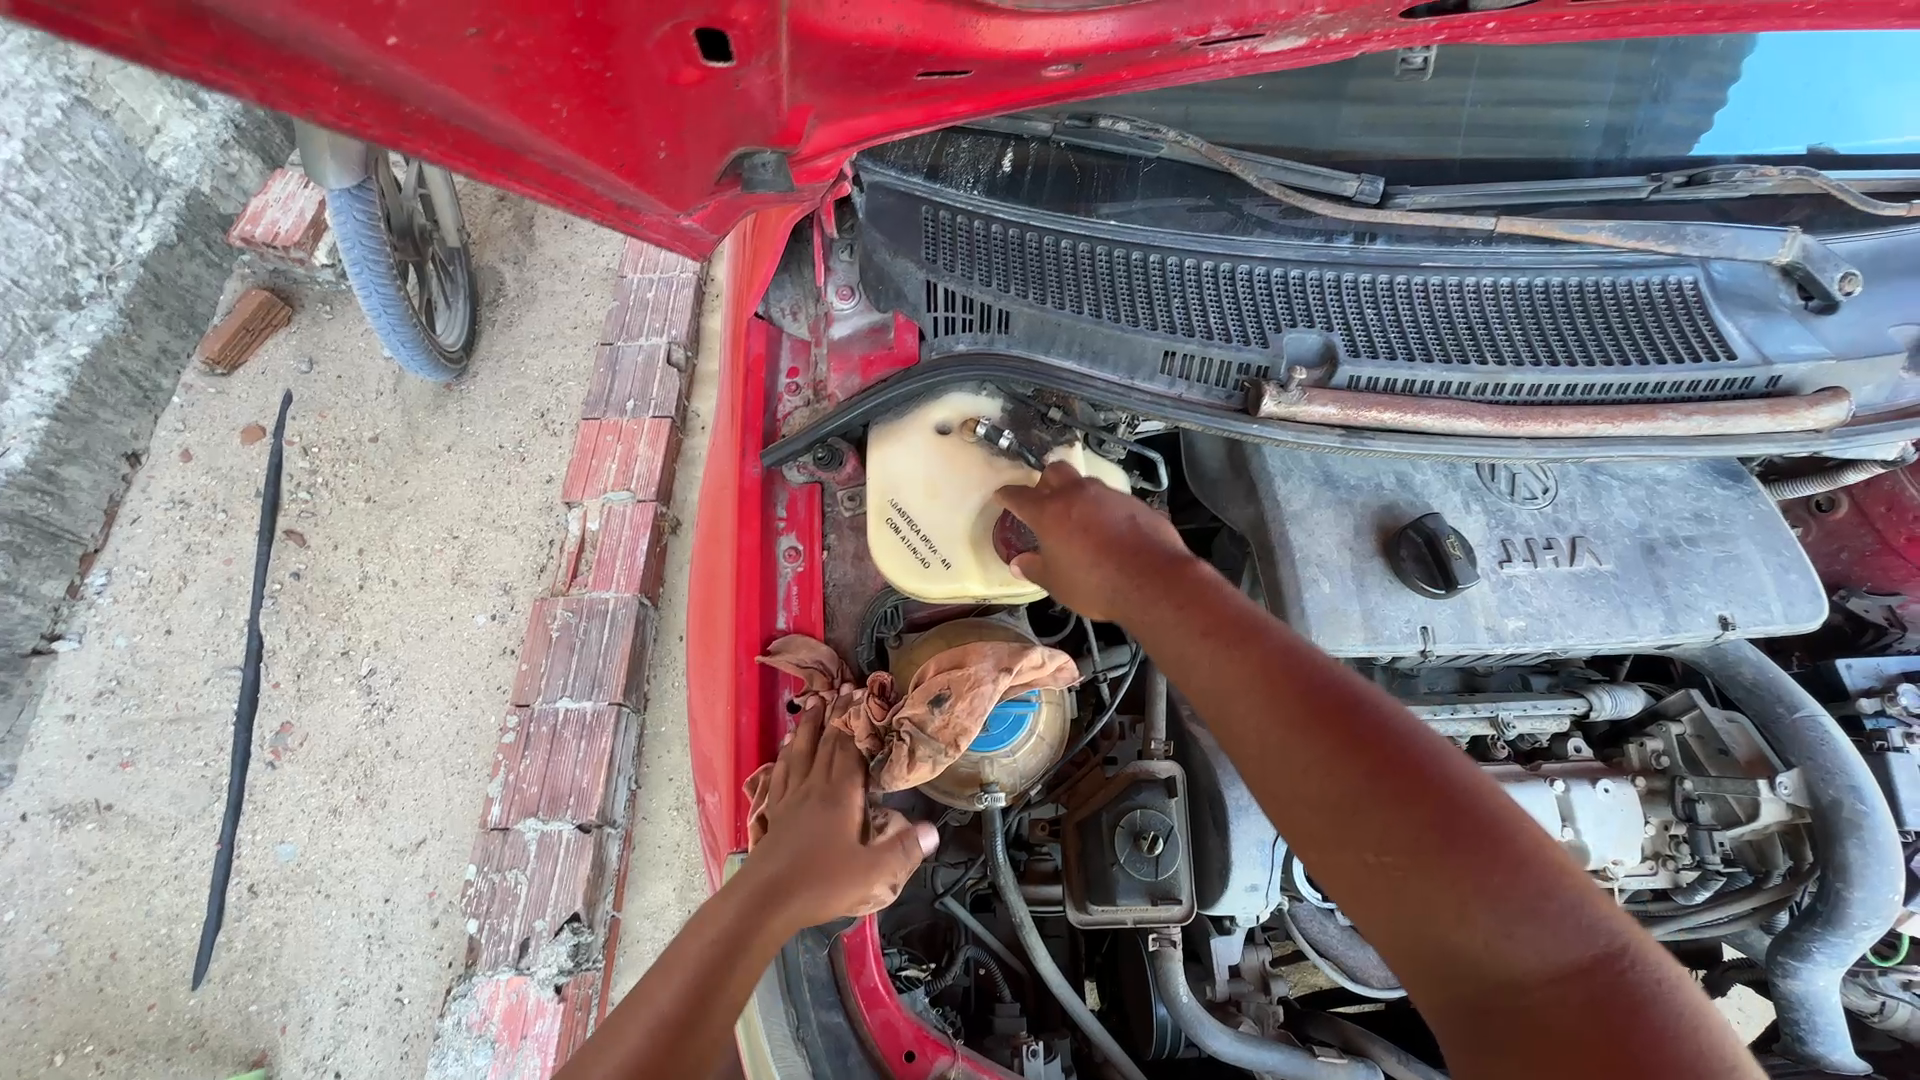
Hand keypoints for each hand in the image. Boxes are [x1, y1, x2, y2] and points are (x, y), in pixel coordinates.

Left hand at [740, 704, 937, 927]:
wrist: (764, 900)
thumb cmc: (821, 883)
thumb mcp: (872, 872)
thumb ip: (903, 849)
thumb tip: (933, 830)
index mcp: (840, 795)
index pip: (850, 748)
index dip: (857, 721)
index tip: (861, 695)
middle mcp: (814, 787)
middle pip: (826, 743)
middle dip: (836, 714)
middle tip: (842, 688)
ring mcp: (790, 798)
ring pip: (800, 752)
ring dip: (809, 726)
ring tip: (813, 703)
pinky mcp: (773, 813)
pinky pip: (780, 773)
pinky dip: (785, 755)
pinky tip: (784, 748)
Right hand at [995, 462, 1198, 620]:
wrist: (1152, 580)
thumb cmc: (1095, 585)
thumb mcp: (1057, 584)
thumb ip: (1035, 569)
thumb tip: (1018, 563)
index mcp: (1049, 513)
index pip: (1019, 496)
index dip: (1007, 495)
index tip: (1001, 495)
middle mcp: (1077, 495)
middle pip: (1055, 471)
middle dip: (1045, 482)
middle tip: (1043, 500)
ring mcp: (1109, 495)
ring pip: (1086, 484)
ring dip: (1077, 495)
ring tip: (1079, 519)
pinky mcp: (1135, 503)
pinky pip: (1113, 500)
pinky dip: (1105, 510)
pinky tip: (1110, 532)